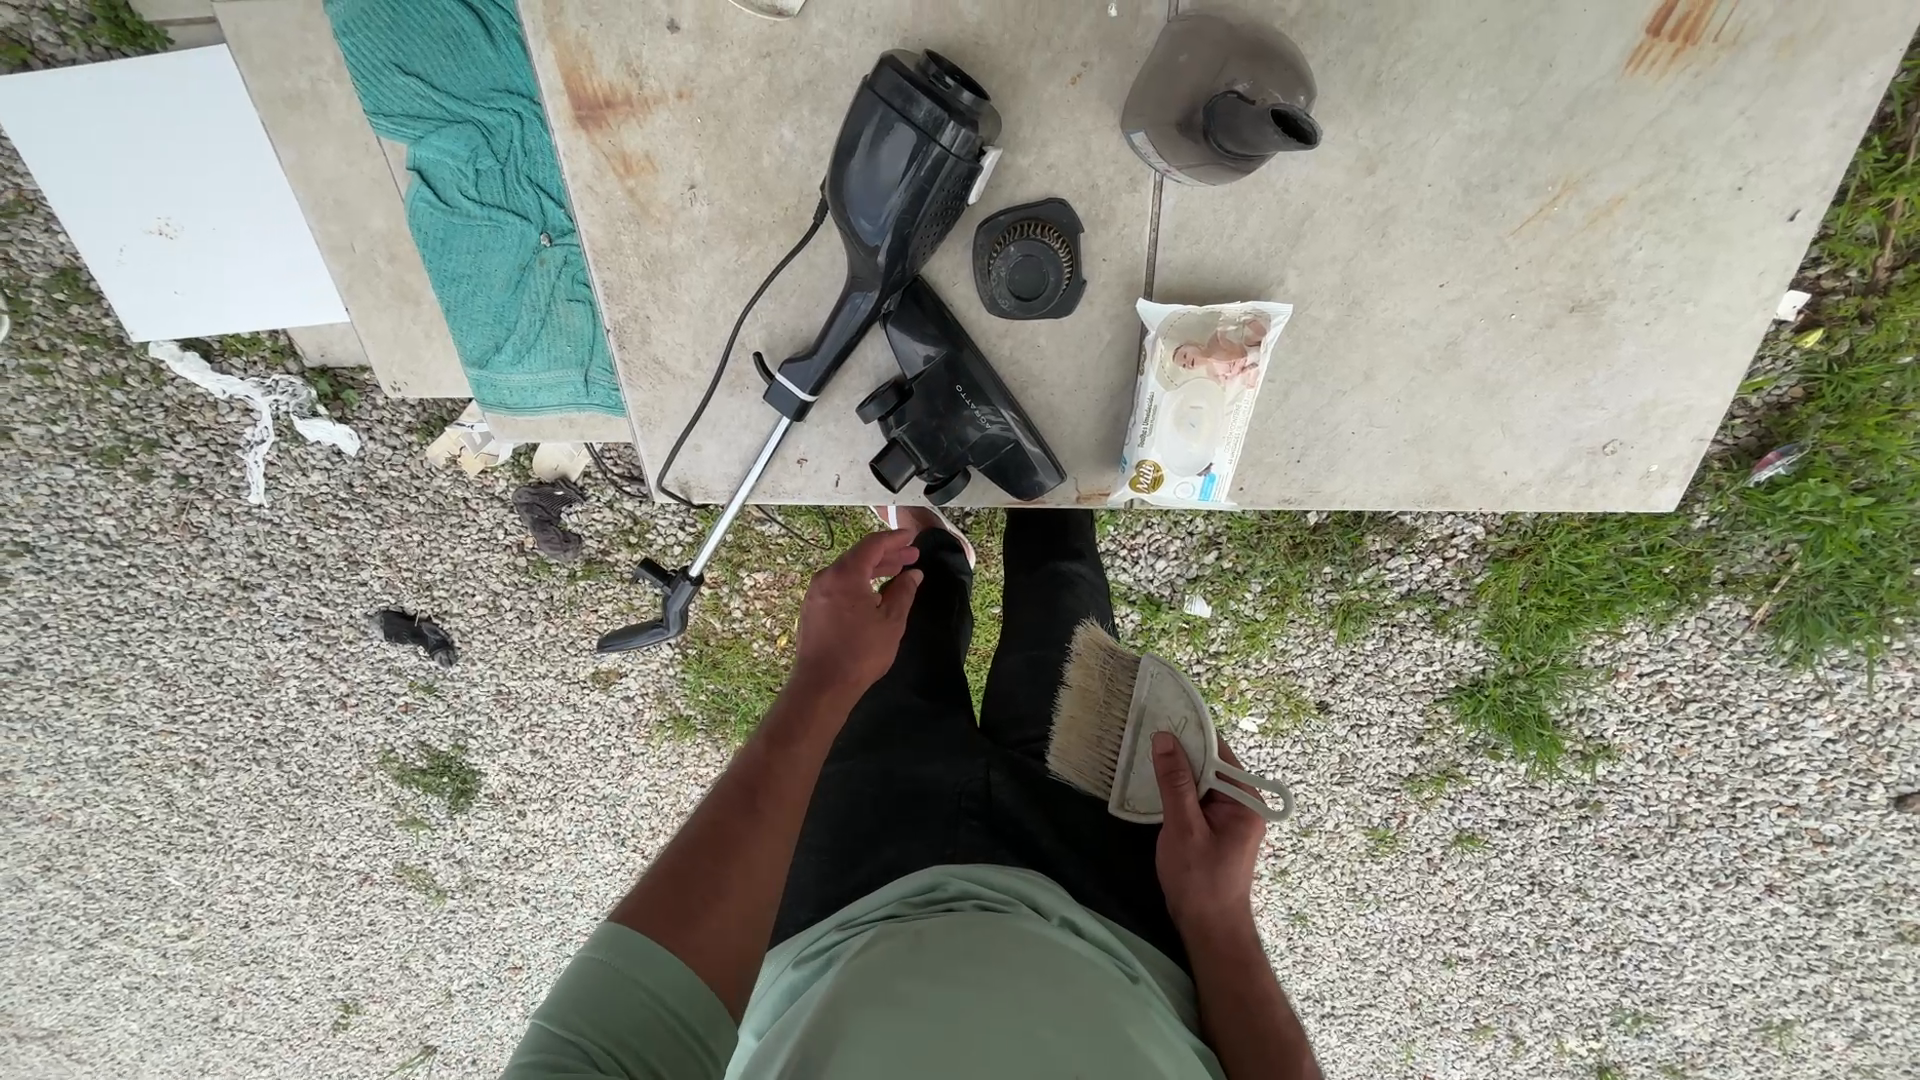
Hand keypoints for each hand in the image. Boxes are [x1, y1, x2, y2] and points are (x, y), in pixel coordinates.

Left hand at [792, 528, 921, 697]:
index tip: (911, 537)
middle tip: (911, 556)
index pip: (872, 545)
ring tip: (897, 571)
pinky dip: (859, 582)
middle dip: (887, 554)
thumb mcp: (891, 621)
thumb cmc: (861, 653)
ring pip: (848, 571)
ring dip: (873, 569)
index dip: (894, 539)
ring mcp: (815, 593)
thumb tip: (913, 574)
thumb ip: (904, 592)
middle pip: (859, 556)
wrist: (822, 685)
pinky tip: (874, 592)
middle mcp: (826, 577)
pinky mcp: (812, 609)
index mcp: (845, 574)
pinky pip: (839, 585)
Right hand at [1151, 730, 1267, 934]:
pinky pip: (1195, 796)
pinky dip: (1175, 787)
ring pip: (1200, 779)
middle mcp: (1242, 804)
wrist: (1208, 930)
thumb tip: (1165, 738)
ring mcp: (1229, 816)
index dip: (1191, 733)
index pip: (1218, 754)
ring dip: (1175, 768)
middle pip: (1209, 764)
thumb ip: (1175, 782)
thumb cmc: (1199, 881)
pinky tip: (1152, 780)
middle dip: (1180, 748)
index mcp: (1245, 801)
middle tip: (1146, 729)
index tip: (1162, 714)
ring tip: (1144, 748)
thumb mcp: (1184, 828)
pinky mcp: (1214, 827)